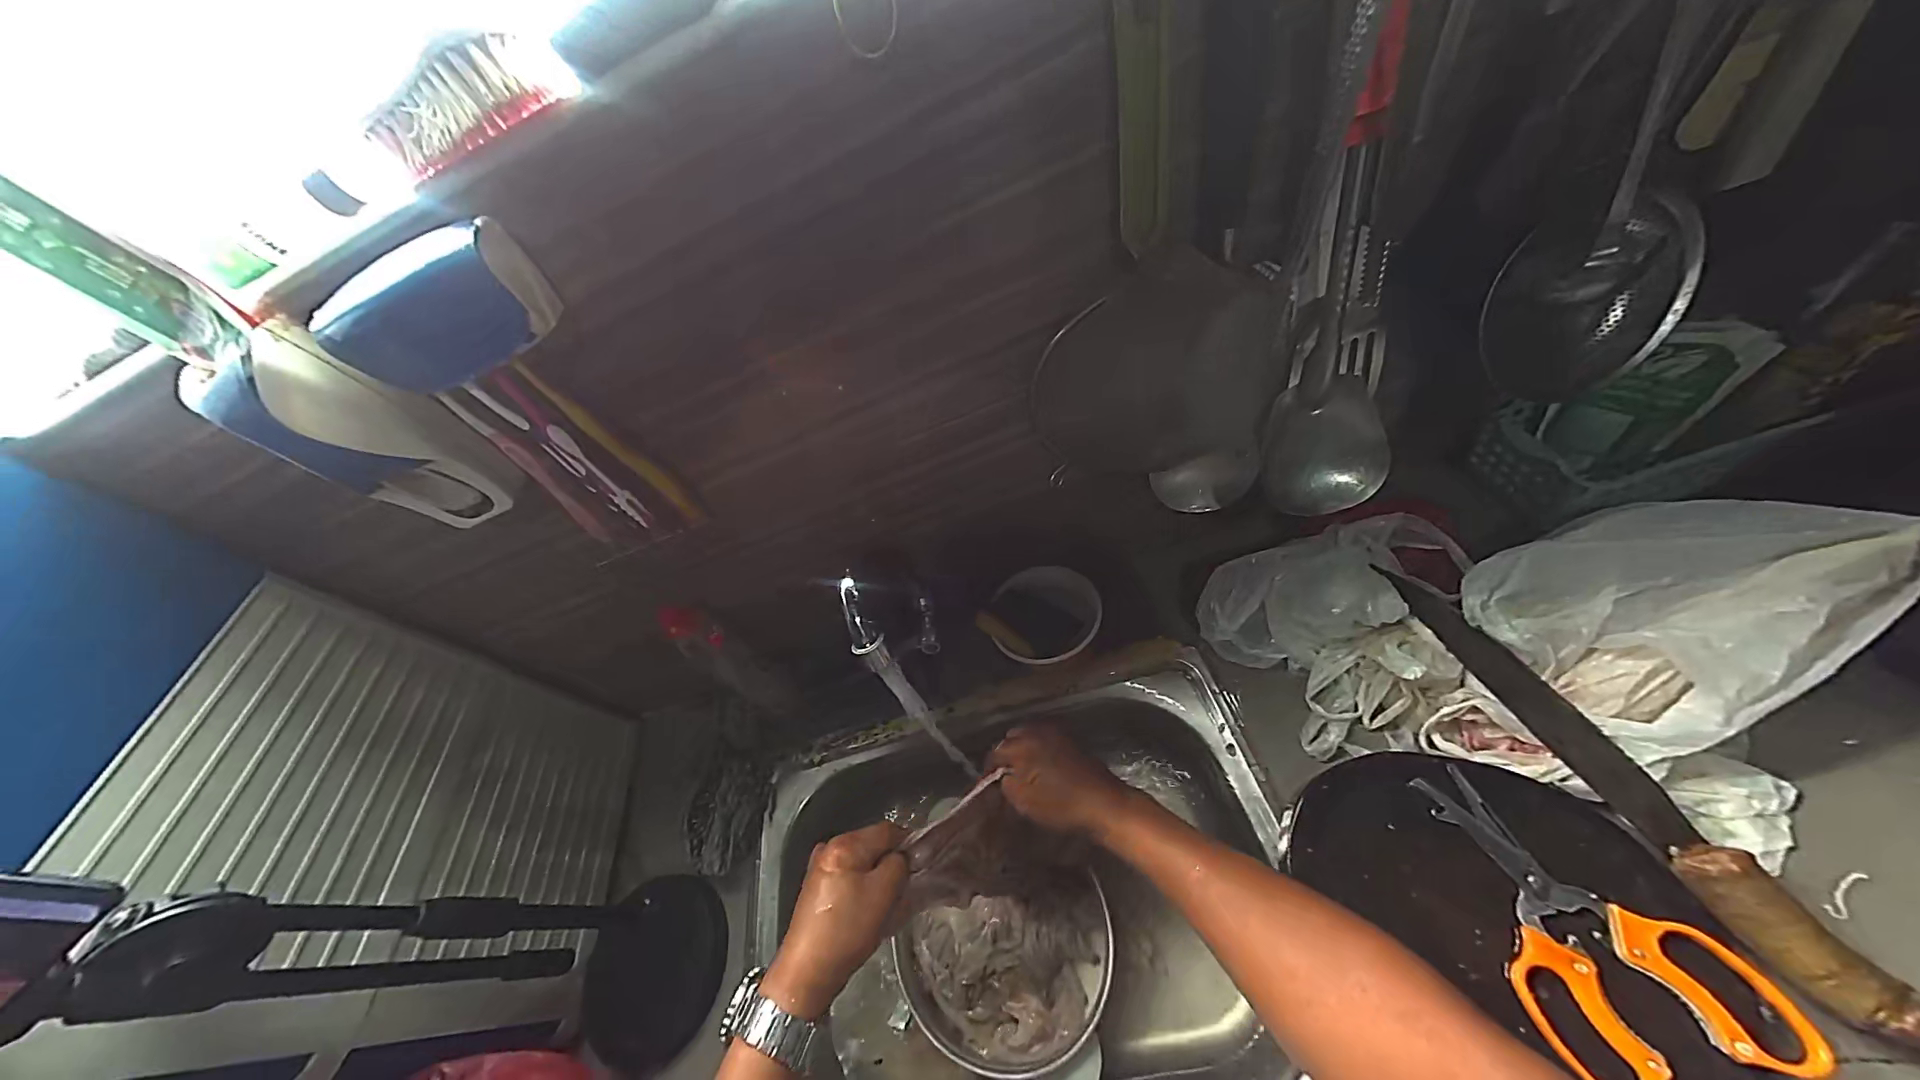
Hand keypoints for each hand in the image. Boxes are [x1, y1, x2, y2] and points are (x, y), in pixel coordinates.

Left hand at [761, 821, 907, 1018]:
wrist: (807, 972)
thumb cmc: (847, 931)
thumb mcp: (883, 894)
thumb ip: (899, 864)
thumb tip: (904, 855)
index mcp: (844, 844)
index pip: (888, 829)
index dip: (909, 845)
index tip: (920, 868)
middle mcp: (829, 847)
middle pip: (874, 844)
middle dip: (892, 863)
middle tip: (904, 889)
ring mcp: (821, 866)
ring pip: (864, 862)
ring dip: (879, 877)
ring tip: (887, 903)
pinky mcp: (819, 886)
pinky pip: (851, 876)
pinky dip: (864, 887)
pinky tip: (867, 910)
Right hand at [988, 724, 1139, 840]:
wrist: (1104, 803)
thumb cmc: (1061, 804)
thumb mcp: (1025, 801)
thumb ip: (1006, 785)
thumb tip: (1002, 776)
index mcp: (1022, 745)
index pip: (995, 754)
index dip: (989, 770)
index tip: (988, 785)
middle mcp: (1037, 732)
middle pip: (1011, 738)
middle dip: (1006, 754)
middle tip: (1006, 776)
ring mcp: (1056, 733)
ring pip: (1029, 736)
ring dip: (1023, 749)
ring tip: (1024, 771)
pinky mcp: (1071, 740)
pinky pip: (1045, 739)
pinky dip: (1039, 748)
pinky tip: (1043, 766)